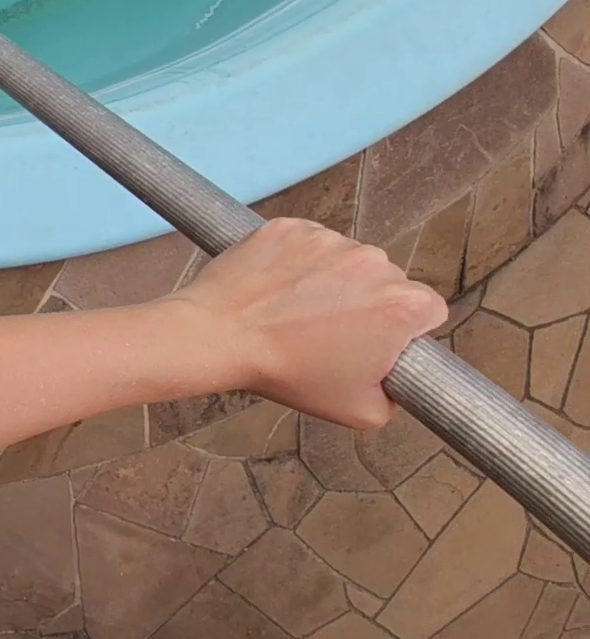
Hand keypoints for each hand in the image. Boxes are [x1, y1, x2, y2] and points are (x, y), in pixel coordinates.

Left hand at [169, 217, 446, 430]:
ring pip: (341, 258)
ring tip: (287, 305)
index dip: (396, 330)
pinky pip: (301, 240)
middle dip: (359, 300)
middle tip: (316, 325)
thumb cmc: (281, 371)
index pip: (425, 311)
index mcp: (405, 303)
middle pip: (383, 280)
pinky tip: (271, 283)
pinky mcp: (285, 228)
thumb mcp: (362, 410)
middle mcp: (373, 262)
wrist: (213, 336)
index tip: (363, 340)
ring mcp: (326, 240)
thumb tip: (400, 378)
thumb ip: (399, 393)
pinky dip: (290, 257)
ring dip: (324, 276)